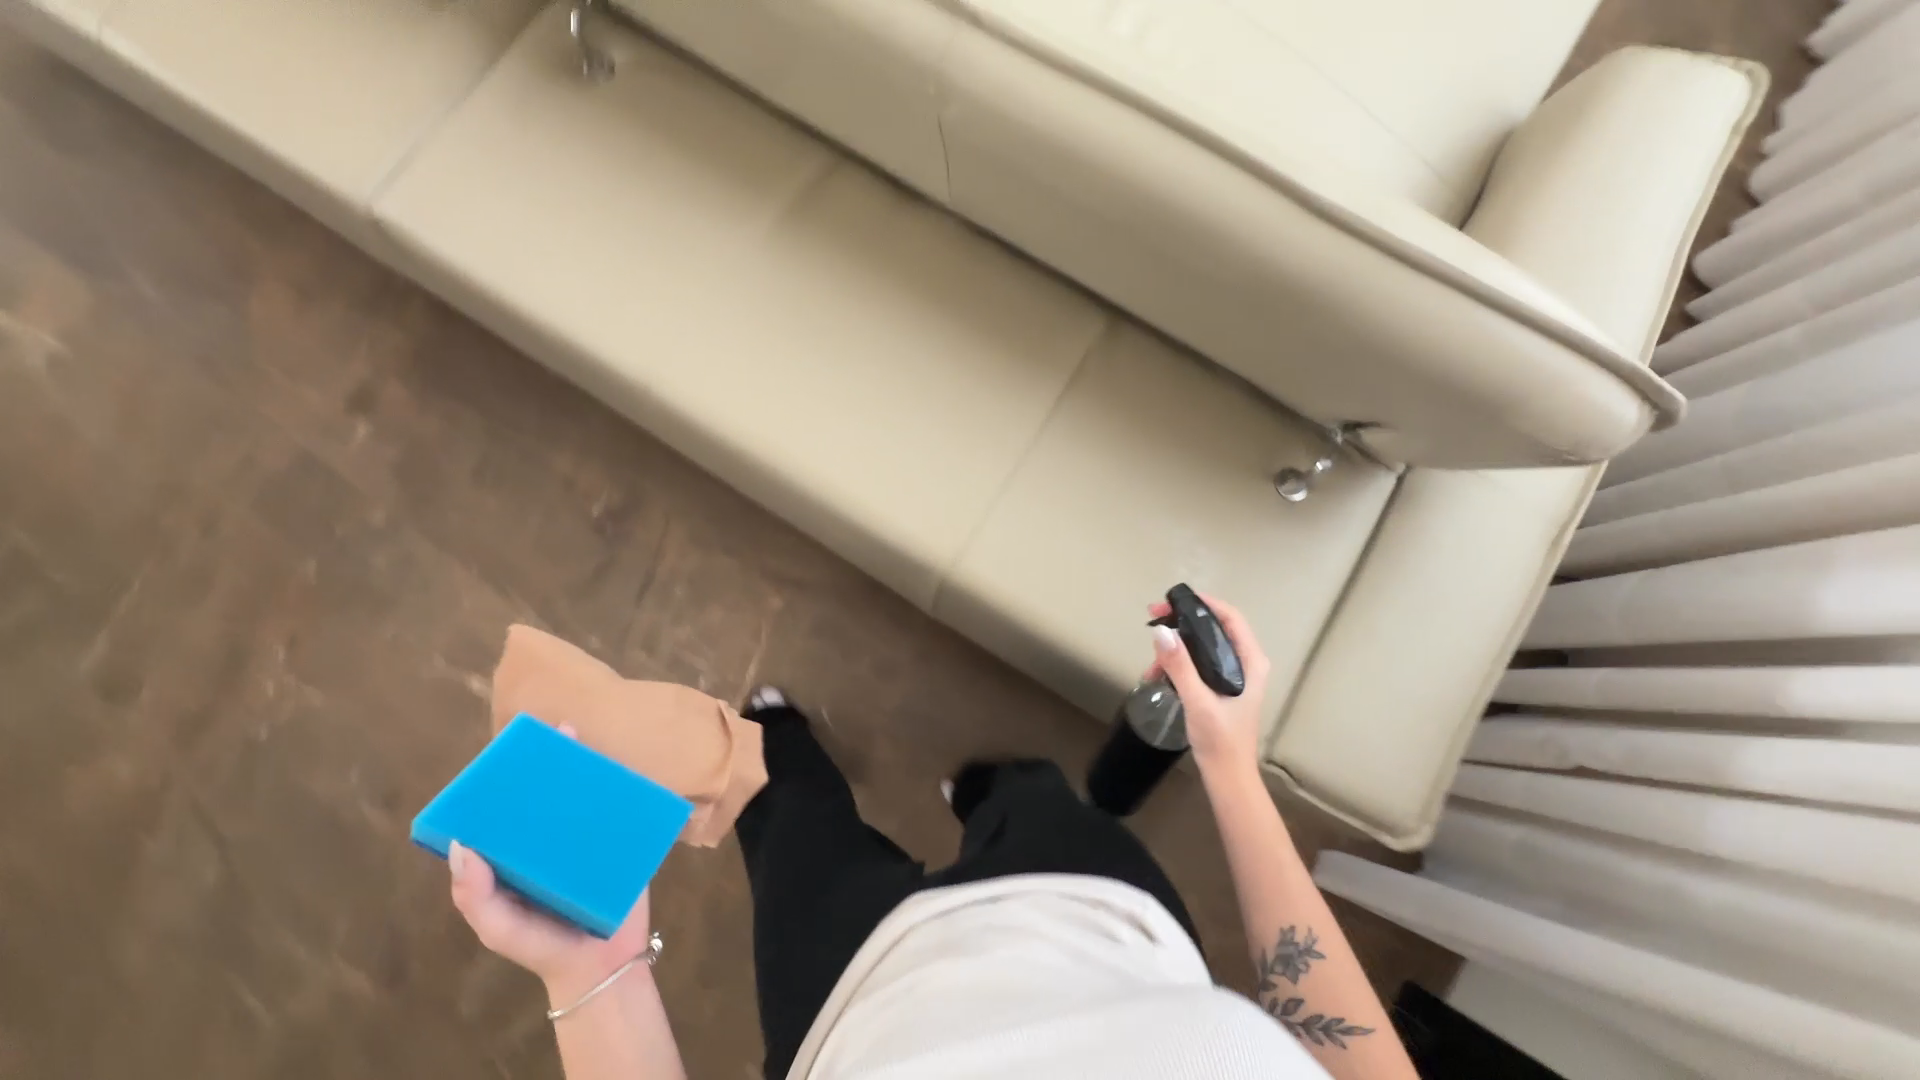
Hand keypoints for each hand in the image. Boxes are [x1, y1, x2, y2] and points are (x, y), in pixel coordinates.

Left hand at [447, 728, 654, 1005]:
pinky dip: (625, 788)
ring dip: (592, 766)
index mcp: (519, 853)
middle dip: (556, 760)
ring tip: (593, 740)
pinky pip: (622, 810)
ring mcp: (589, 839)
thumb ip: (475, 896)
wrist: (601, 966)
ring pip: (588, 795)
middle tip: (563, 730)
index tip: (512, 748)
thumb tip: (461, 844)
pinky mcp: (622, 842)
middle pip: (552, 792)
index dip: (509, 778)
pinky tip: (626, 767)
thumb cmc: (542, 946)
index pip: (511, 808)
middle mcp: (553, 839)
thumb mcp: (498, 928)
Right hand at [1145, 592, 1270, 780]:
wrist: (1228, 777)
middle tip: (1154, 621)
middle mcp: (1245, 664)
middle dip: (1183, 623)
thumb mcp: (1197, 700)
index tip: (1172, 601)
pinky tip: (1158, 676)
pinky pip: (1198, 663)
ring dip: (1176, 648)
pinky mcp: (1220, 688)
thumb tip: (1161, 631)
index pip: (1230, 617)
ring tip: (1152, 662)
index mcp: (1250, 662)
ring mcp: (1233, 676)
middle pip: (1214, 628)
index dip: (1203, 603)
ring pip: (1203, 646)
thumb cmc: (1220, 740)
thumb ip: (1180, 665)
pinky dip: (1178, 664)